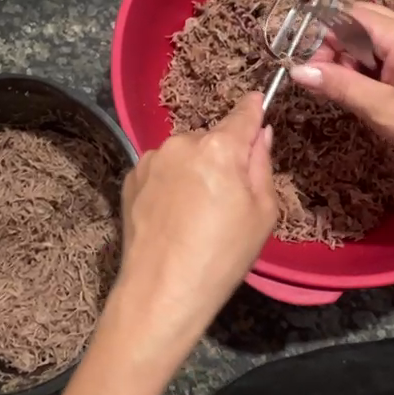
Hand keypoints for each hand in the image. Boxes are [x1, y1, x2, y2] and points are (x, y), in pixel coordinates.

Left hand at [109, 94, 276, 349]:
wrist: (160, 292)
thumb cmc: (221, 257)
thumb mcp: (262, 214)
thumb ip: (262, 164)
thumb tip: (260, 132)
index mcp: (218, 148)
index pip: (243, 113)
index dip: (254, 108)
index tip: (258, 102)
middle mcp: (181, 142)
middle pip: (212, 138)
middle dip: (222, 157)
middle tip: (226, 198)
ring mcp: (151, 159)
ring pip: (185, 154)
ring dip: (193, 170)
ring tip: (195, 214)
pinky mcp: (131, 178)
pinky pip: (162, 170)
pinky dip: (170, 184)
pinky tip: (172, 217)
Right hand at [289, 2, 393, 190]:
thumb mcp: (381, 110)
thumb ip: (338, 86)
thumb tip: (297, 71)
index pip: (349, 16)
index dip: (324, 39)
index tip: (314, 71)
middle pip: (361, 23)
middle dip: (338, 49)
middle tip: (329, 83)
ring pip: (376, 39)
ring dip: (356, 60)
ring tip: (351, 94)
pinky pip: (392, 51)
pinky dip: (374, 67)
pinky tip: (374, 95)